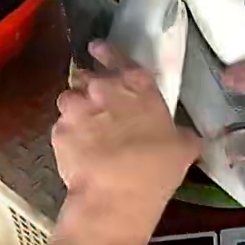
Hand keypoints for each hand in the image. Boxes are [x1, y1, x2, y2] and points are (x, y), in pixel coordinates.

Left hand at [51, 42, 199, 244]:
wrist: (117, 196)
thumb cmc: (157, 168)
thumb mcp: (184, 148)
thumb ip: (182, 134)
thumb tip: (186, 136)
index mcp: (138, 87)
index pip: (119, 57)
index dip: (108, 52)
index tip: (98, 49)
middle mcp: (104, 89)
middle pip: (89, 76)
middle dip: (91, 86)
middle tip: (98, 104)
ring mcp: (78, 109)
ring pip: (70, 99)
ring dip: (77, 109)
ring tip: (85, 129)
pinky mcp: (59, 131)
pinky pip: (62, 127)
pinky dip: (68, 135)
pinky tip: (78, 151)